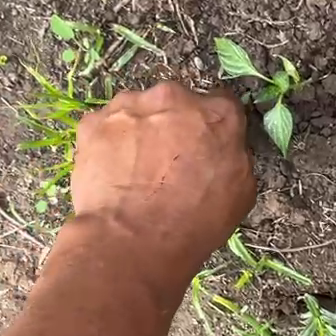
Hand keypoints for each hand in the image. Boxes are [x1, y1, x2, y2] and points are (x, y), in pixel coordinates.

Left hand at [66, 81, 255, 297]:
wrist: (135, 237)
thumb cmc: (198, 218)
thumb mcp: (243, 189)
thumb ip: (234, 154)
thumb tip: (223, 148)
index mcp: (218, 114)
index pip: (225, 105)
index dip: (219, 127)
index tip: (213, 145)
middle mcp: (173, 98)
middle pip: (178, 103)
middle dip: (178, 124)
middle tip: (175, 160)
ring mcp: (128, 107)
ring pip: (140, 112)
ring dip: (144, 131)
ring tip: (142, 170)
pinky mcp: (92, 122)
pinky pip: (108, 127)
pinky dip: (114, 143)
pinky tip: (119, 173)